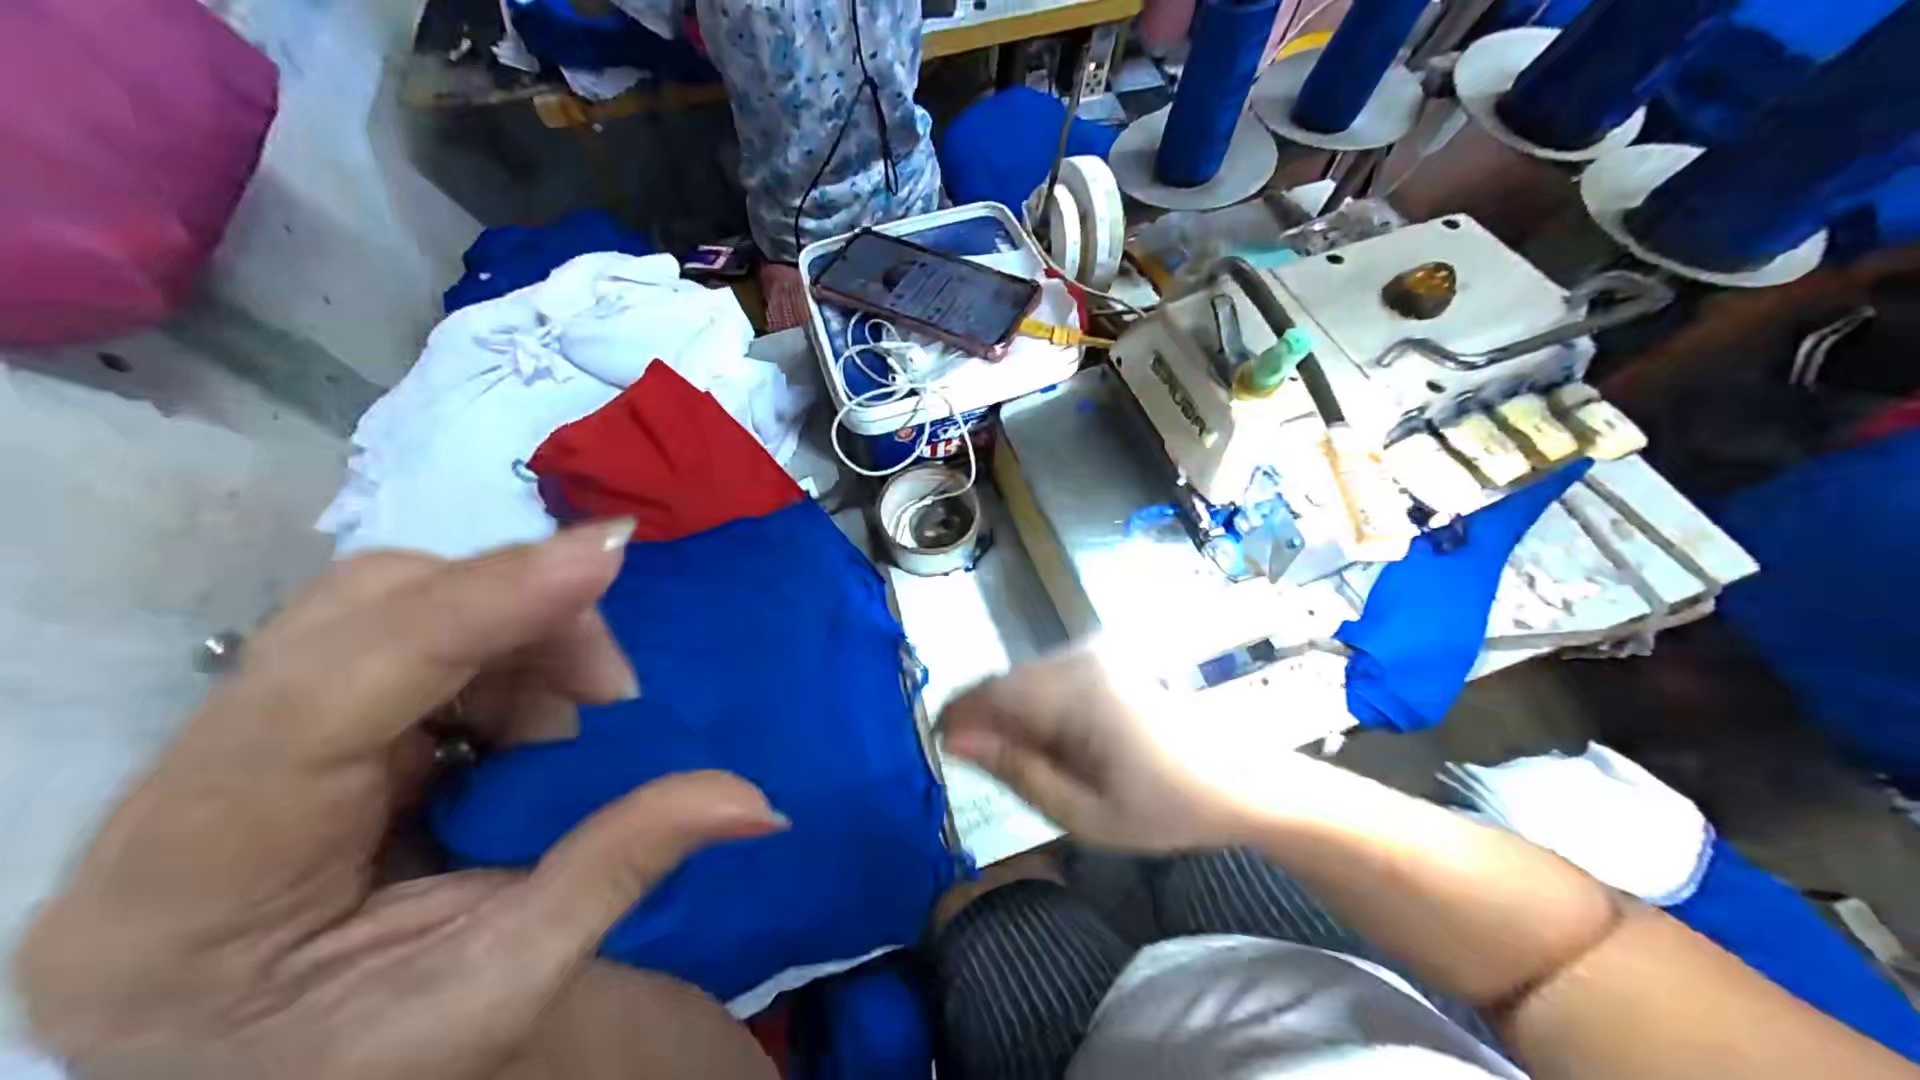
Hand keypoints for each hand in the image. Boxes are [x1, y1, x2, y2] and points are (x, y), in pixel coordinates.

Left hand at [14, 521, 784, 1079]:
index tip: (603, 554)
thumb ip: (624, 867)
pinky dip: (502, 652)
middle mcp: (180, 793)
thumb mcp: (510, 982)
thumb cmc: (385, 1057)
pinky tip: (535, 717)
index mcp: (189, 888)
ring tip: (579, 714)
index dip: (478, 606)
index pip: (328, 693)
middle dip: (512, 616)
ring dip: (514, 635)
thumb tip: (757, 805)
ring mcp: (233, 743)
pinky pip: (410, 632)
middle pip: (352, 618)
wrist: (313, 1075)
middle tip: (611, 689)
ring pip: (386, 607)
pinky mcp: (295, 721)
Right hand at [938, 644, 1320, 850]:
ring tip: (1043, 764)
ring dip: (1016, 718)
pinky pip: (1048, 677)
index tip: (943, 749)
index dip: (958, 717)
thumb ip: (1016, 771)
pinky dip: (1040, 709)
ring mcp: (1094, 652)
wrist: (1242, 779)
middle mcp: (1081, 657)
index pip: (991, 691)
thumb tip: (955, 739)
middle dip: (990, 723)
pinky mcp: (1104, 657)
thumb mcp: (1084, 812)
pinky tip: (1064, 743)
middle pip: (1006, 682)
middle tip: (1002, 773)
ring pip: (1025, 679)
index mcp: (1078, 691)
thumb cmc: (1166, 807)